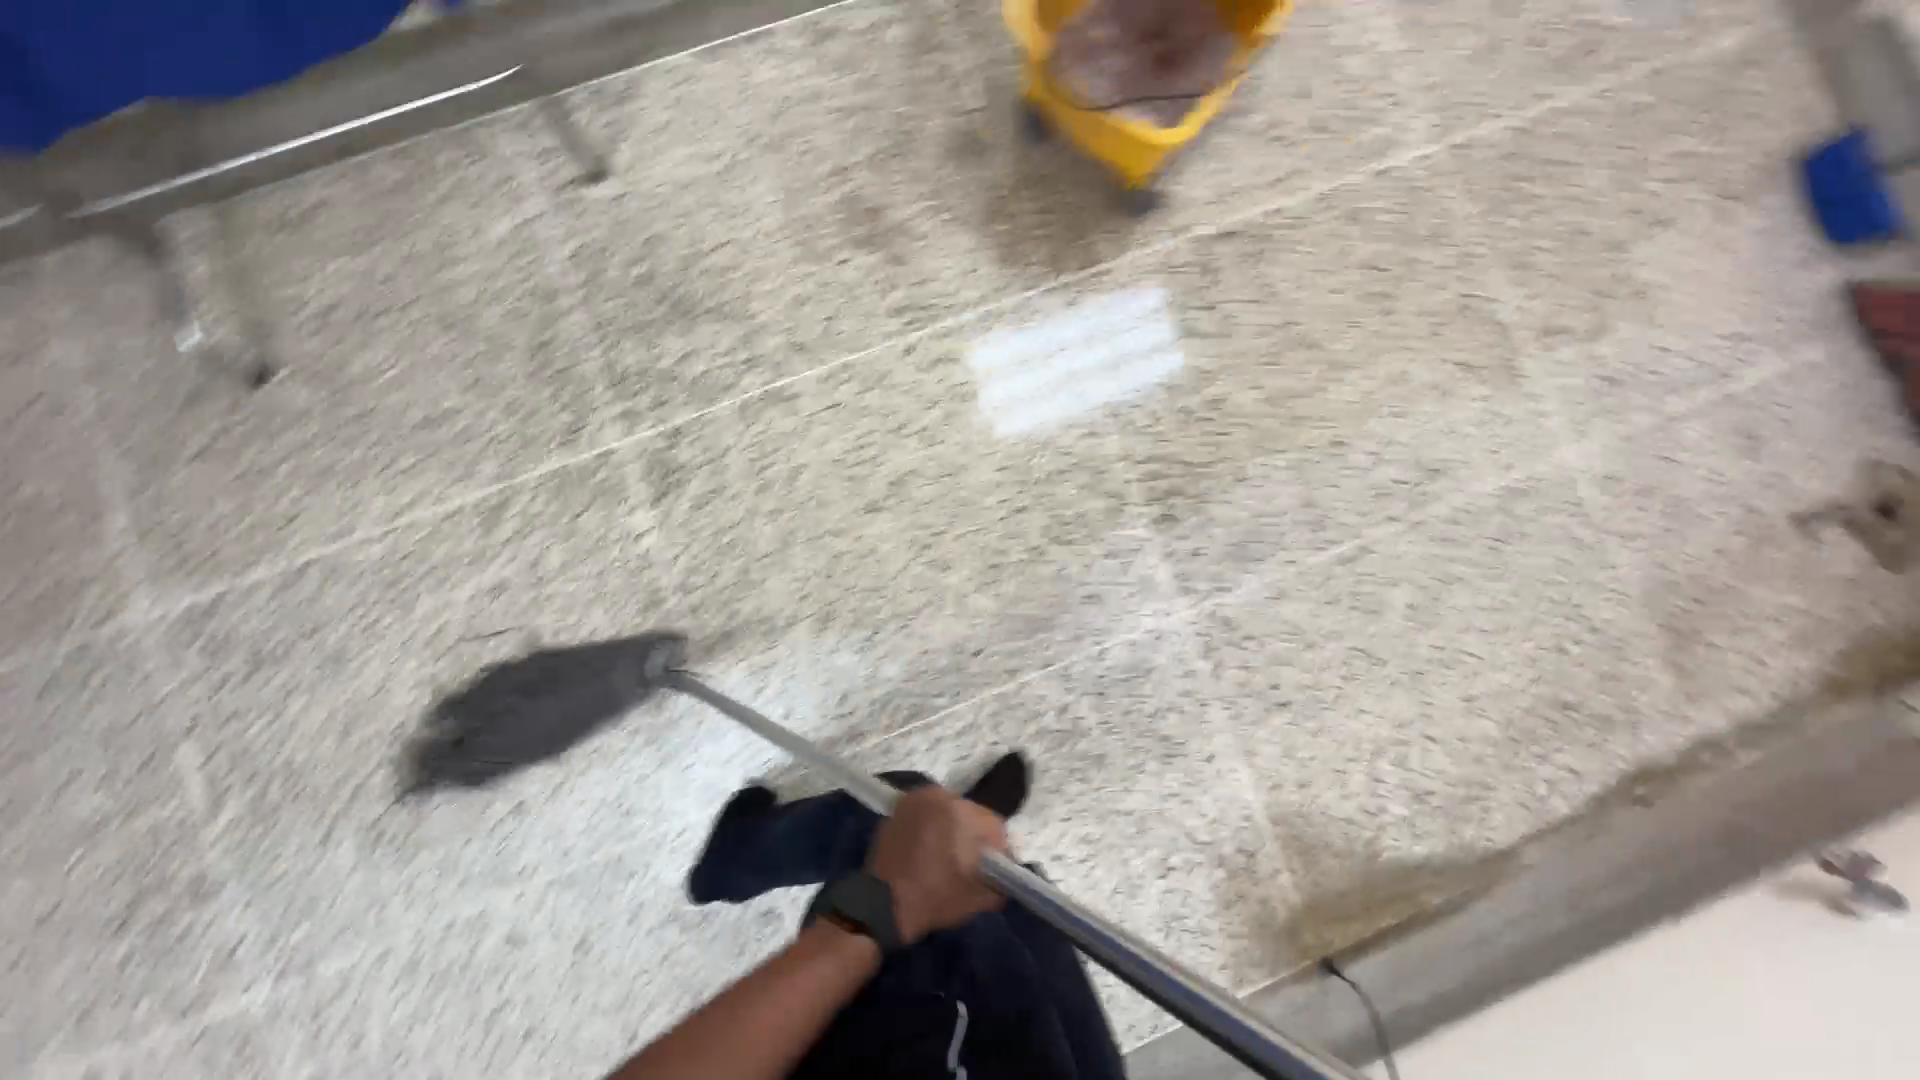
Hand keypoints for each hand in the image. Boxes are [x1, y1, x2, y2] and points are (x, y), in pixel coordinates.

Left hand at [866, 786, 1008, 943]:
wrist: (882, 903)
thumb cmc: (934, 898)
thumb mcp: (978, 899)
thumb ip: (1000, 883)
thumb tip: (1005, 877)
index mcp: (964, 813)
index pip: (995, 826)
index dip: (998, 850)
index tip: (993, 869)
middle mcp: (941, 796)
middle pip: (971, 814)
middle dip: (974, 836)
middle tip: (969, 862)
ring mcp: (917, 798)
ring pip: (948, 810)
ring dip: (951, 827)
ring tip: (945, 855)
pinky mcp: (899, 807)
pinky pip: (926, 812)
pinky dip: (930, 825)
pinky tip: (926, 848)